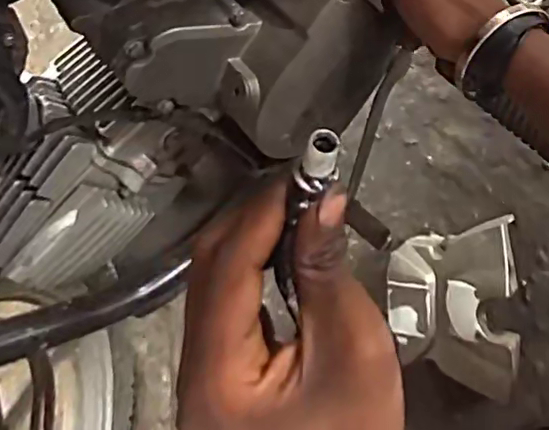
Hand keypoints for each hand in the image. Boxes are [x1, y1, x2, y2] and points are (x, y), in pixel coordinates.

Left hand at [178, 181, 402, 429]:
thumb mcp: (354, 351)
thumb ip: (328, 270)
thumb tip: (324, 200)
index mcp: (218, 373)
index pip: (229, 264)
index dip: (265, 210)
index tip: (305, 175)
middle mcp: (194, 371)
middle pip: (209, 266)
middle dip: (256, 215)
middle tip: (305, 186)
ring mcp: (203, 374)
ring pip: (214, 279)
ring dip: (256, 233)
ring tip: (302, 206)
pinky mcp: (220, 374)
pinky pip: (228, 299)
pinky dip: (256, 261)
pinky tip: (287, 246)